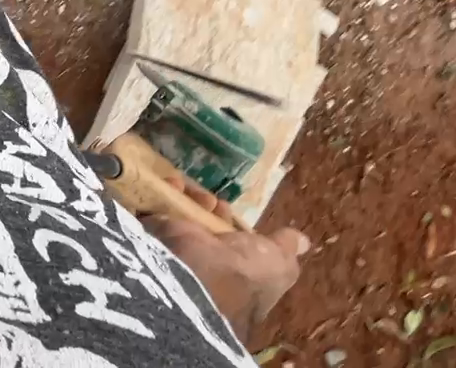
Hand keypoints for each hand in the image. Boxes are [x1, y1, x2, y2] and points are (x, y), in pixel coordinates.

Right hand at [142, 181, 307, 342]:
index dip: (229, 221)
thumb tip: (302, 240)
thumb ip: (285, 248)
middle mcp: (205, 257)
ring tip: (193, 190)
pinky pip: (154, 205)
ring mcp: (178, 244)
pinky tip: (173, 182)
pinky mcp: (153, 230)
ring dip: (187, 196)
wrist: (203, 273)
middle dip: (208, 206)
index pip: (228, 239)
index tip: (227, 208)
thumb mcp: (279, 262)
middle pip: (203, 223)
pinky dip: (164, 190)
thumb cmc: (246, 270)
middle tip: (211, 200)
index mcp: (233, 266)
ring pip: (179, 212)